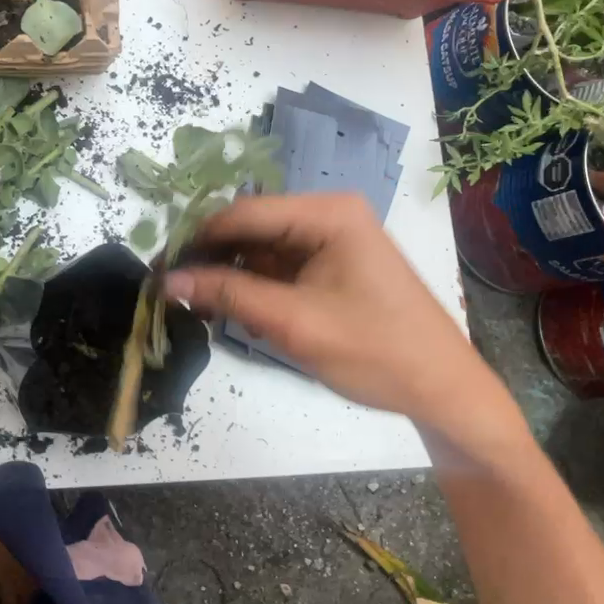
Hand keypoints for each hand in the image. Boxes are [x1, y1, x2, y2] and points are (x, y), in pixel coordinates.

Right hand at [164, 194, 501, 432]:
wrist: (444, 390)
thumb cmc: (376, 352)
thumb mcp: (294, 323)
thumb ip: (228, 294)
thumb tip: (168, 280)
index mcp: (328, 214)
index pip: (243, 213)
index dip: (197, 239)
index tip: (159, 269)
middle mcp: (328, 215)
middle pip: (250, 227)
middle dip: (213, 258)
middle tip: (175, 292)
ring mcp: (331, 240)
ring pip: (260, 249)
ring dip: (231, 276)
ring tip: (202, 308)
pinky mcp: (332, 265)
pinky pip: (279, 266)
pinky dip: (255, 288)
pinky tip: (238, 313)